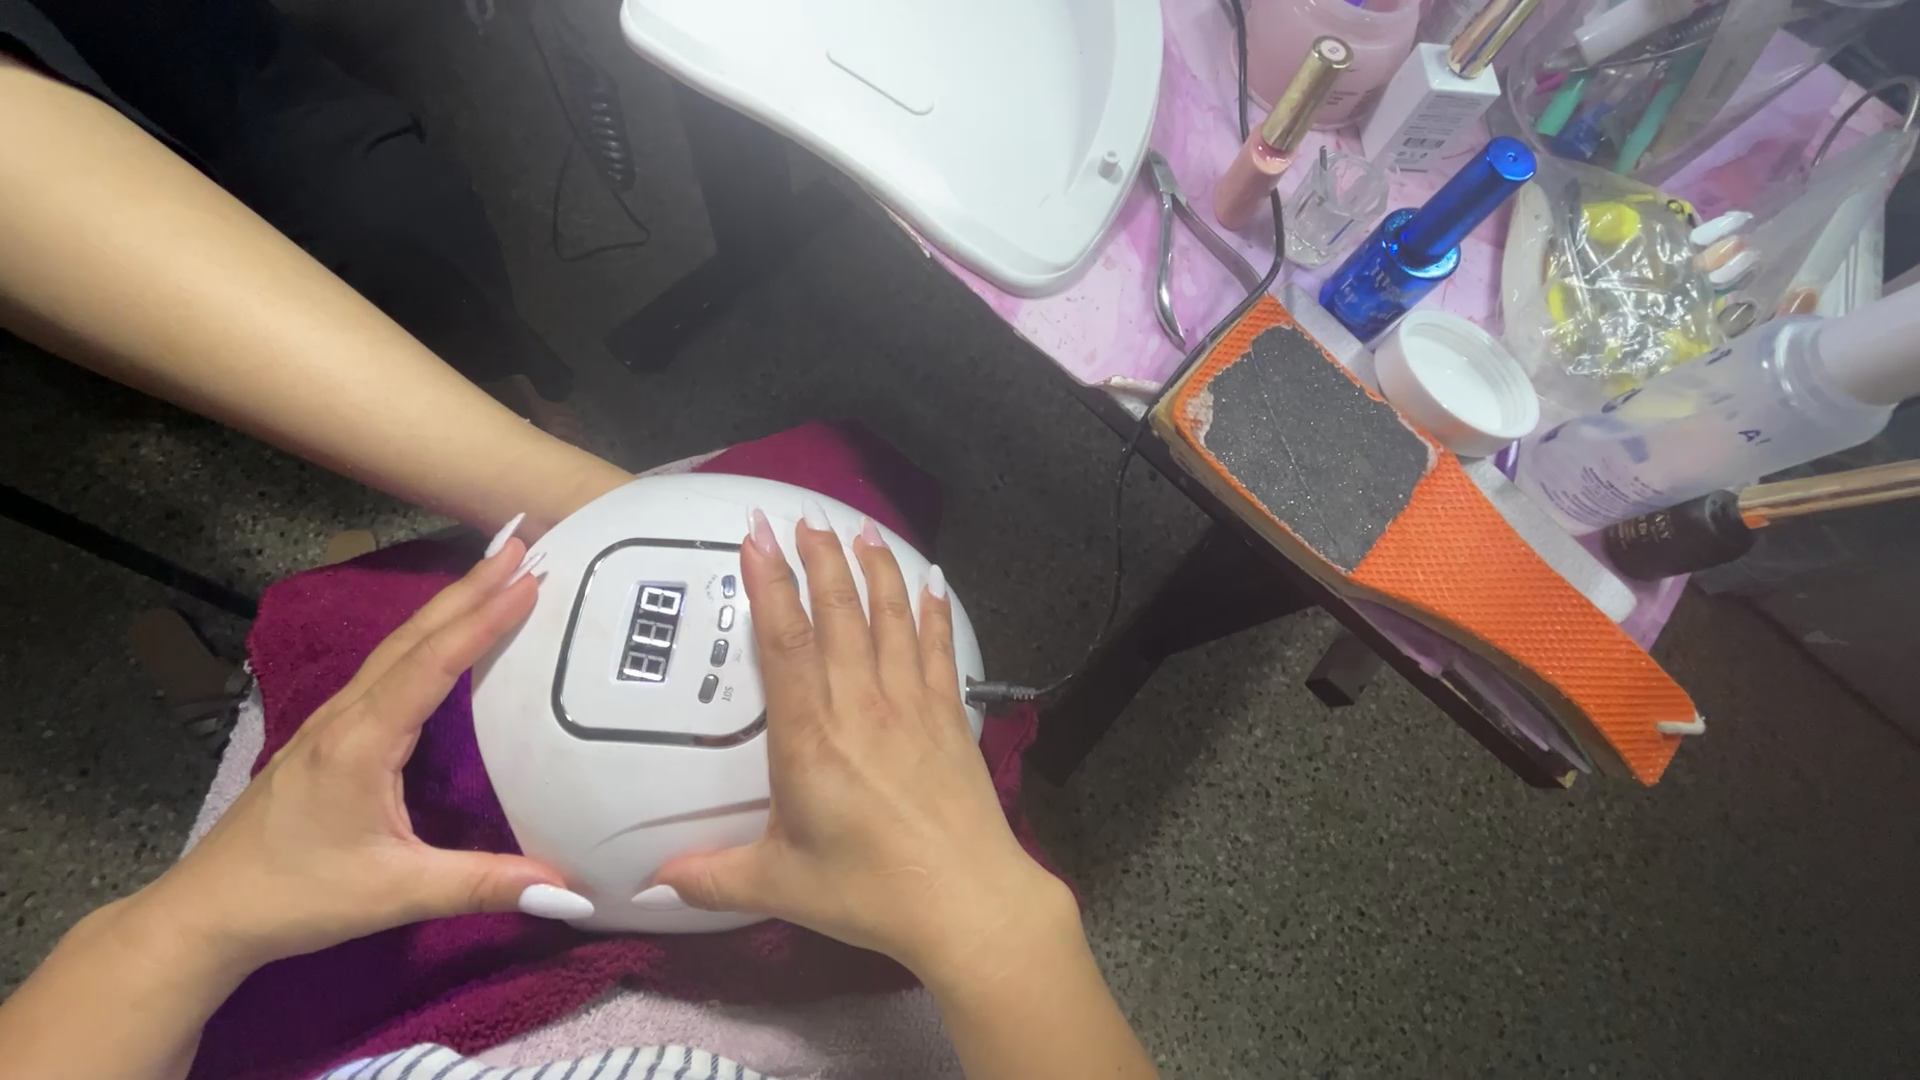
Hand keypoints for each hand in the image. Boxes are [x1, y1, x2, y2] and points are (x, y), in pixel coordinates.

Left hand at [130, 539, 568, 972]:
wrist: (201, 915)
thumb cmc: (297, 897)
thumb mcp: (396, 893)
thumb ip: (484, 884)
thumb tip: (570, 888)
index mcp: (363, 741)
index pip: (432, 664)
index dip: (483, 619)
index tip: (528, 579)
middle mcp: (349, 714)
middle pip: (416, 635)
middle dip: (471, 585)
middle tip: (520, 543)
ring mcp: (338, 717)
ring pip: (402, 642)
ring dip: (452, 600)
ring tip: (497, 567)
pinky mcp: (338, 728)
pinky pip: (394, 661)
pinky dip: (433, 629)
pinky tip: (453, 625)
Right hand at [655, 506, 1072, 975]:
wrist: (966, 900)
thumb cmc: (870, 891)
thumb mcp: (781, 886)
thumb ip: (712, 877)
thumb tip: (652, 883)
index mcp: (811, 738)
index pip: (787, 642)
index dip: (770, 584)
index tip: (757, 537)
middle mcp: (862, 705)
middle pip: (840, 614)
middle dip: (820, 559)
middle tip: (803, 517)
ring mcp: (911, 704)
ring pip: (890, 619)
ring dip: (875, 569)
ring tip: (862, 529)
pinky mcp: (949, 714)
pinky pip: (939, 648)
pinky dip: (934, 611)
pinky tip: (932, 580)